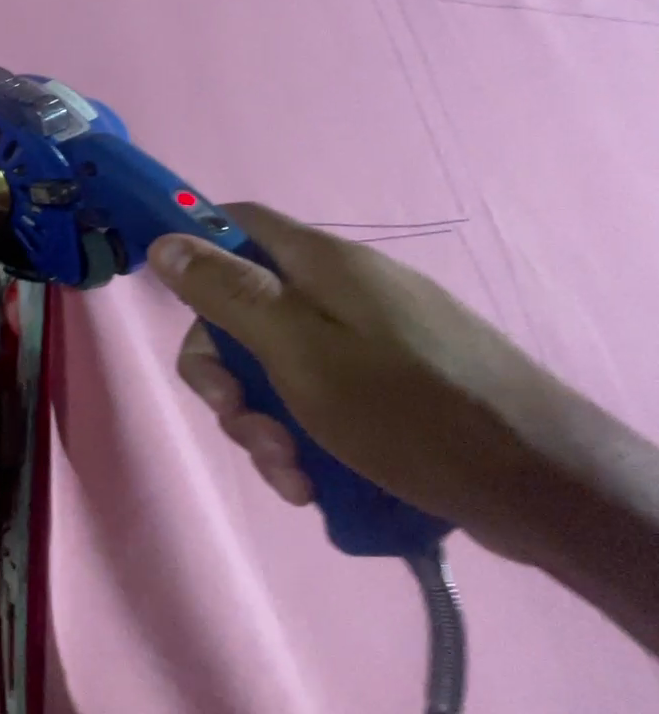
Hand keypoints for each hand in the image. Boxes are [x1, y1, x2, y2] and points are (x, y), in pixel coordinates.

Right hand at [146, 202, 564, 556]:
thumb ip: (226, 292)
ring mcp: (368, 341)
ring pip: (273, 364)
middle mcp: (342, 292)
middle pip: (242, 310)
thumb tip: (164, 241)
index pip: (234, 222)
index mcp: (320, 265)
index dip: (192, 249)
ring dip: (260, 419)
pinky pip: (315, 397)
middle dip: (224, 371)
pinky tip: (312, 481)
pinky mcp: (388, 387)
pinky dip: (300, 438)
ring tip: (288, 471)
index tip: (170, 301)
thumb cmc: (410, 410)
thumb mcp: (297, 348)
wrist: (552, 494)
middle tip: (237, 418)